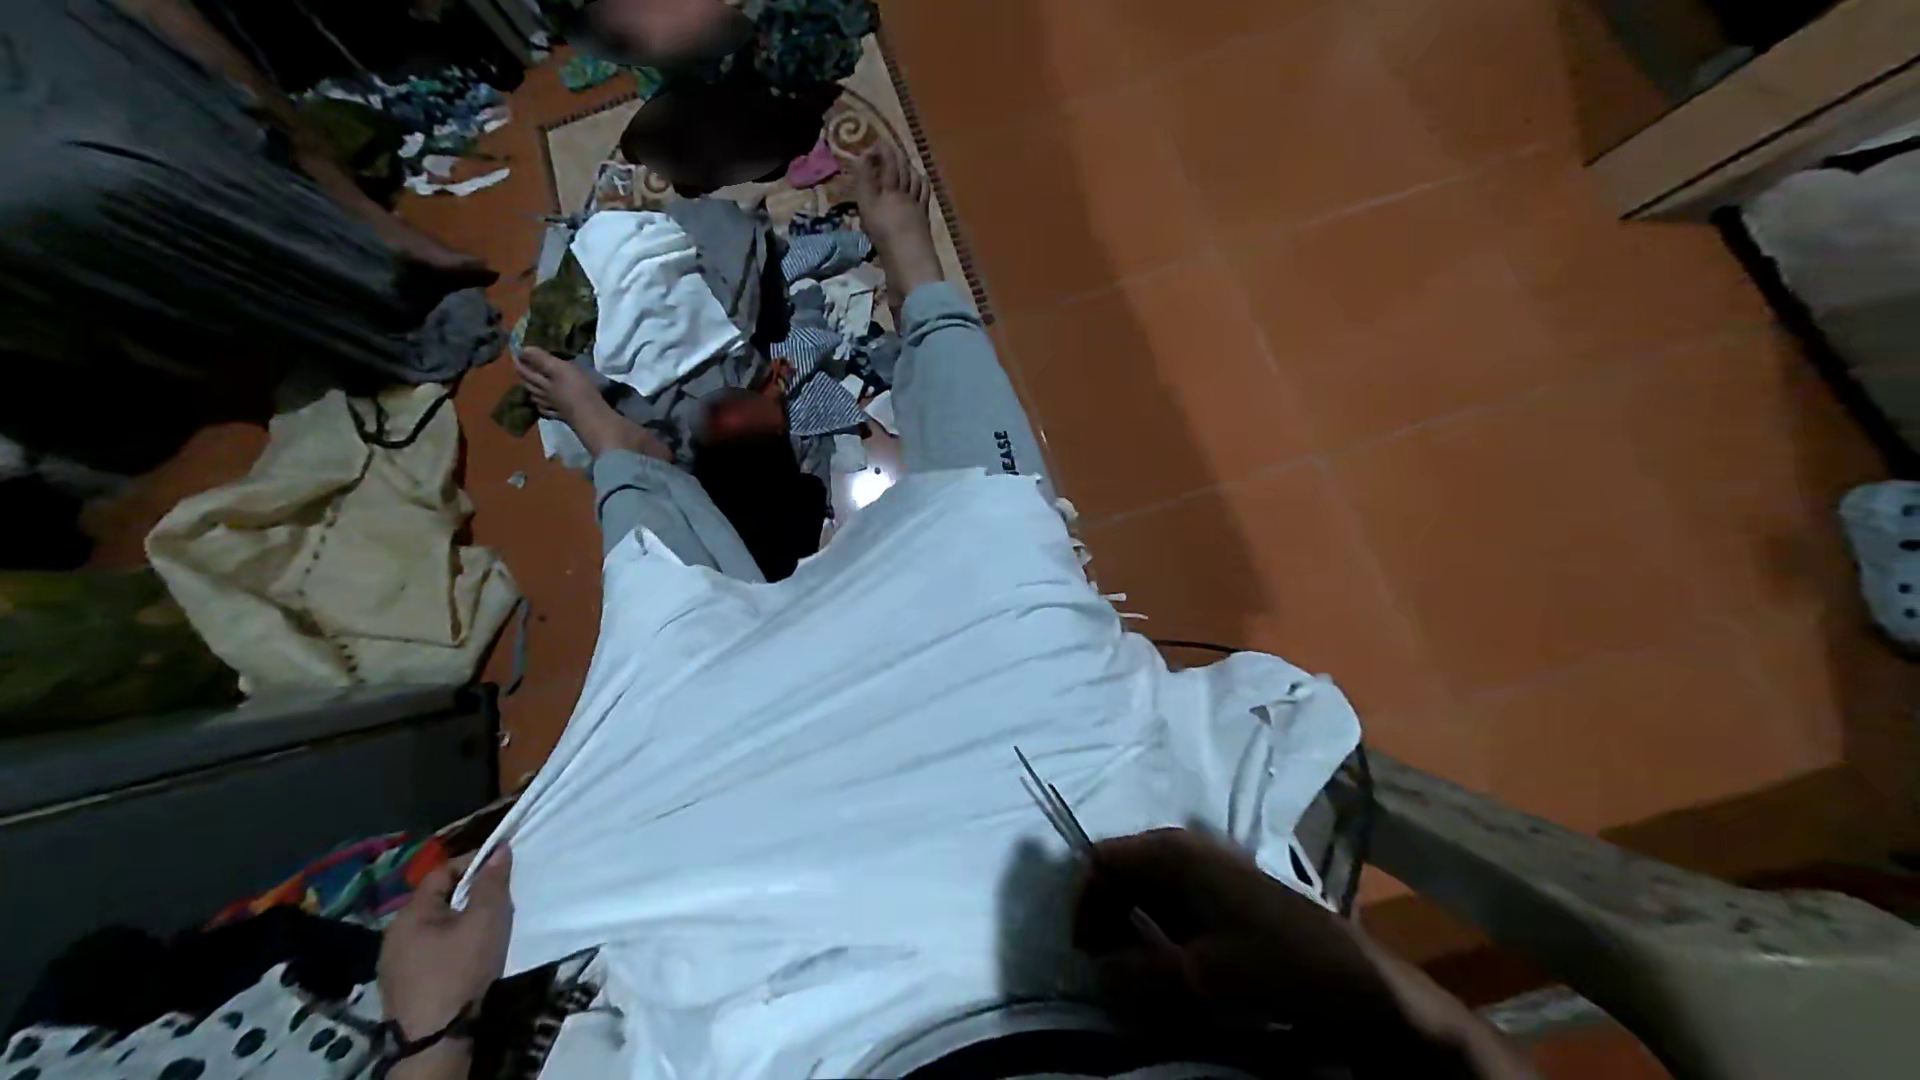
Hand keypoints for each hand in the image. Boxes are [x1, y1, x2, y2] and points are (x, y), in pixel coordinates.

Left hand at [378, 847, 513, 1040]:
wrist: (439, 1037)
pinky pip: (431, 946)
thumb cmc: (462, 968)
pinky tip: (472, 949)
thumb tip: (498, 849)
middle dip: (470, 891)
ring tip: (491, 921)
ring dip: (462, 916)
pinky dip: (453, 939)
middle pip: (437, 898)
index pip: (441, 872)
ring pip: (435, 924)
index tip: (502, 864)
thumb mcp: (486, 918)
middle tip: (501, 894)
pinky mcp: (404, 985)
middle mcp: (394, 936)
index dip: (473, 862)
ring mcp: (395, 964)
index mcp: (409, 916)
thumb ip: (493, 881)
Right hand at [1074, 828, 1397, 1029]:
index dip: (1085, 902)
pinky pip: (1172, 899)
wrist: (1357, 979)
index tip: (1081, 951)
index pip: (1103, 860)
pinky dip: (1157, 927)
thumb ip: (1137, 973)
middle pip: (1123, 869)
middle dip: (1106, 914)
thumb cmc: (1274, 964)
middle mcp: (1184, 846)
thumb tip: (1096, 974)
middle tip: (1102, 963)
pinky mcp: (1223, 888)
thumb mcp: (1199, 975)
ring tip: (1131, 969)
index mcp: (1172, 851)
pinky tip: (1164, 962)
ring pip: (1147, 886)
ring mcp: (1206, 864)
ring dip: (1130, 924)